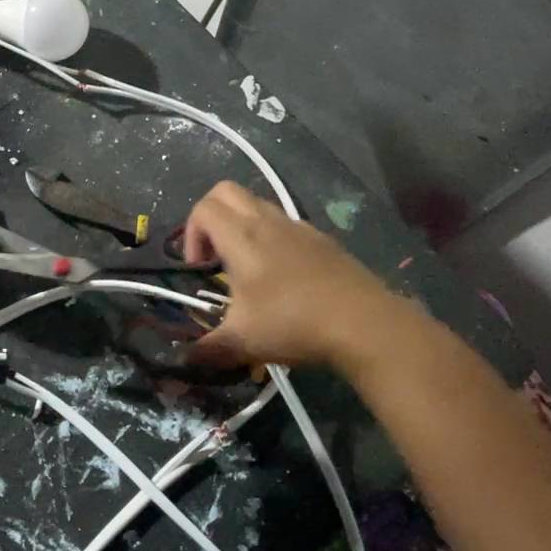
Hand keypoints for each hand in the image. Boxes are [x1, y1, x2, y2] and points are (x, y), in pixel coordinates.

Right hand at [182, 182, 410, 371]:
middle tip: (215, 254)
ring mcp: (298, 226)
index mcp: (241, 237)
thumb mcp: (244, 341)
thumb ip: (209, 348)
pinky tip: (284, 274)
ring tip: (248, 265)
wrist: (365, 324)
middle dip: (210, 216)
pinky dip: (272, 236)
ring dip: (241, 223)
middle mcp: (266, 221)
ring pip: (257, 203)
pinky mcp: (322, 238)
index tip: (200, 268)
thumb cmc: (294, 323)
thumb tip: (185, 360)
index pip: (202, 209)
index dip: (191, 234)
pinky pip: (286, 222)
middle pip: (225, 191)